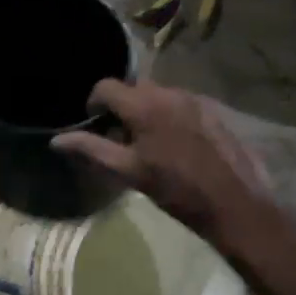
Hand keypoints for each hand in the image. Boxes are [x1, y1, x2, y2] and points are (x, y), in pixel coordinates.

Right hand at [51, 80, 272, 248]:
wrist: (239, 208)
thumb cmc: (178, 191)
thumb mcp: (129, 173)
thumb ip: (91, 149)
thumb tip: (56, 140)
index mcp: (144, 105)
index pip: (105, 86)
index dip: (95, 104)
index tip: (97, 126)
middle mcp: (169, 93)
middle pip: (133, 89)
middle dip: (123, 108)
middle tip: (124, 139)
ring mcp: (196, 100)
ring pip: (159, 96)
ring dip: (149, 111)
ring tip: (153, 144)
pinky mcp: (216, 112)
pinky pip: (183, 104)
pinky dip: (173, 117)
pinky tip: (180, 146)